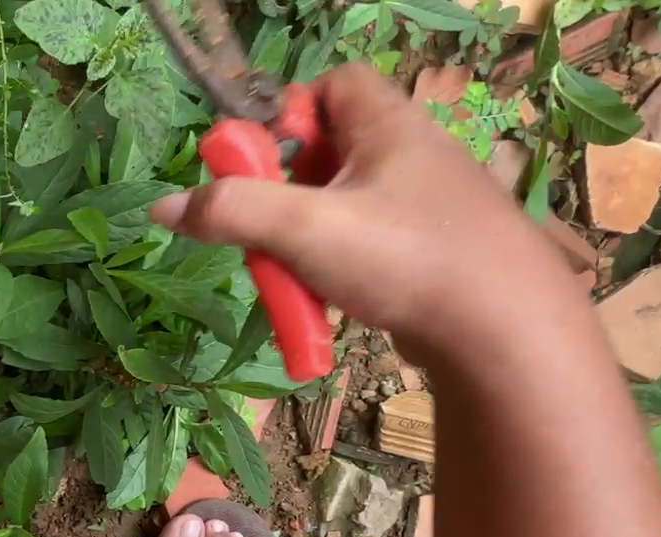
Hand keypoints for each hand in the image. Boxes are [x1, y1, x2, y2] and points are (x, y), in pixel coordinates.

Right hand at [150, 64, 588, 367]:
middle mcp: (404, 155)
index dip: (283, 114)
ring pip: (330, 205)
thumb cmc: (404, 257)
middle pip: (320, 152)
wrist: (497, 326)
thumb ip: (231, 211)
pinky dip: (321, 266)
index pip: (331, 86)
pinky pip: (349, 241)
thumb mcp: (303, 229)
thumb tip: (163, 206)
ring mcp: (411, 204)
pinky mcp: (414, 247)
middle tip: (257, 228)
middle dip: (276, 191)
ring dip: (293, 238)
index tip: (251, 163)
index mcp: (387, 127)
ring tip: (285, 272)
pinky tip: (317, 295)